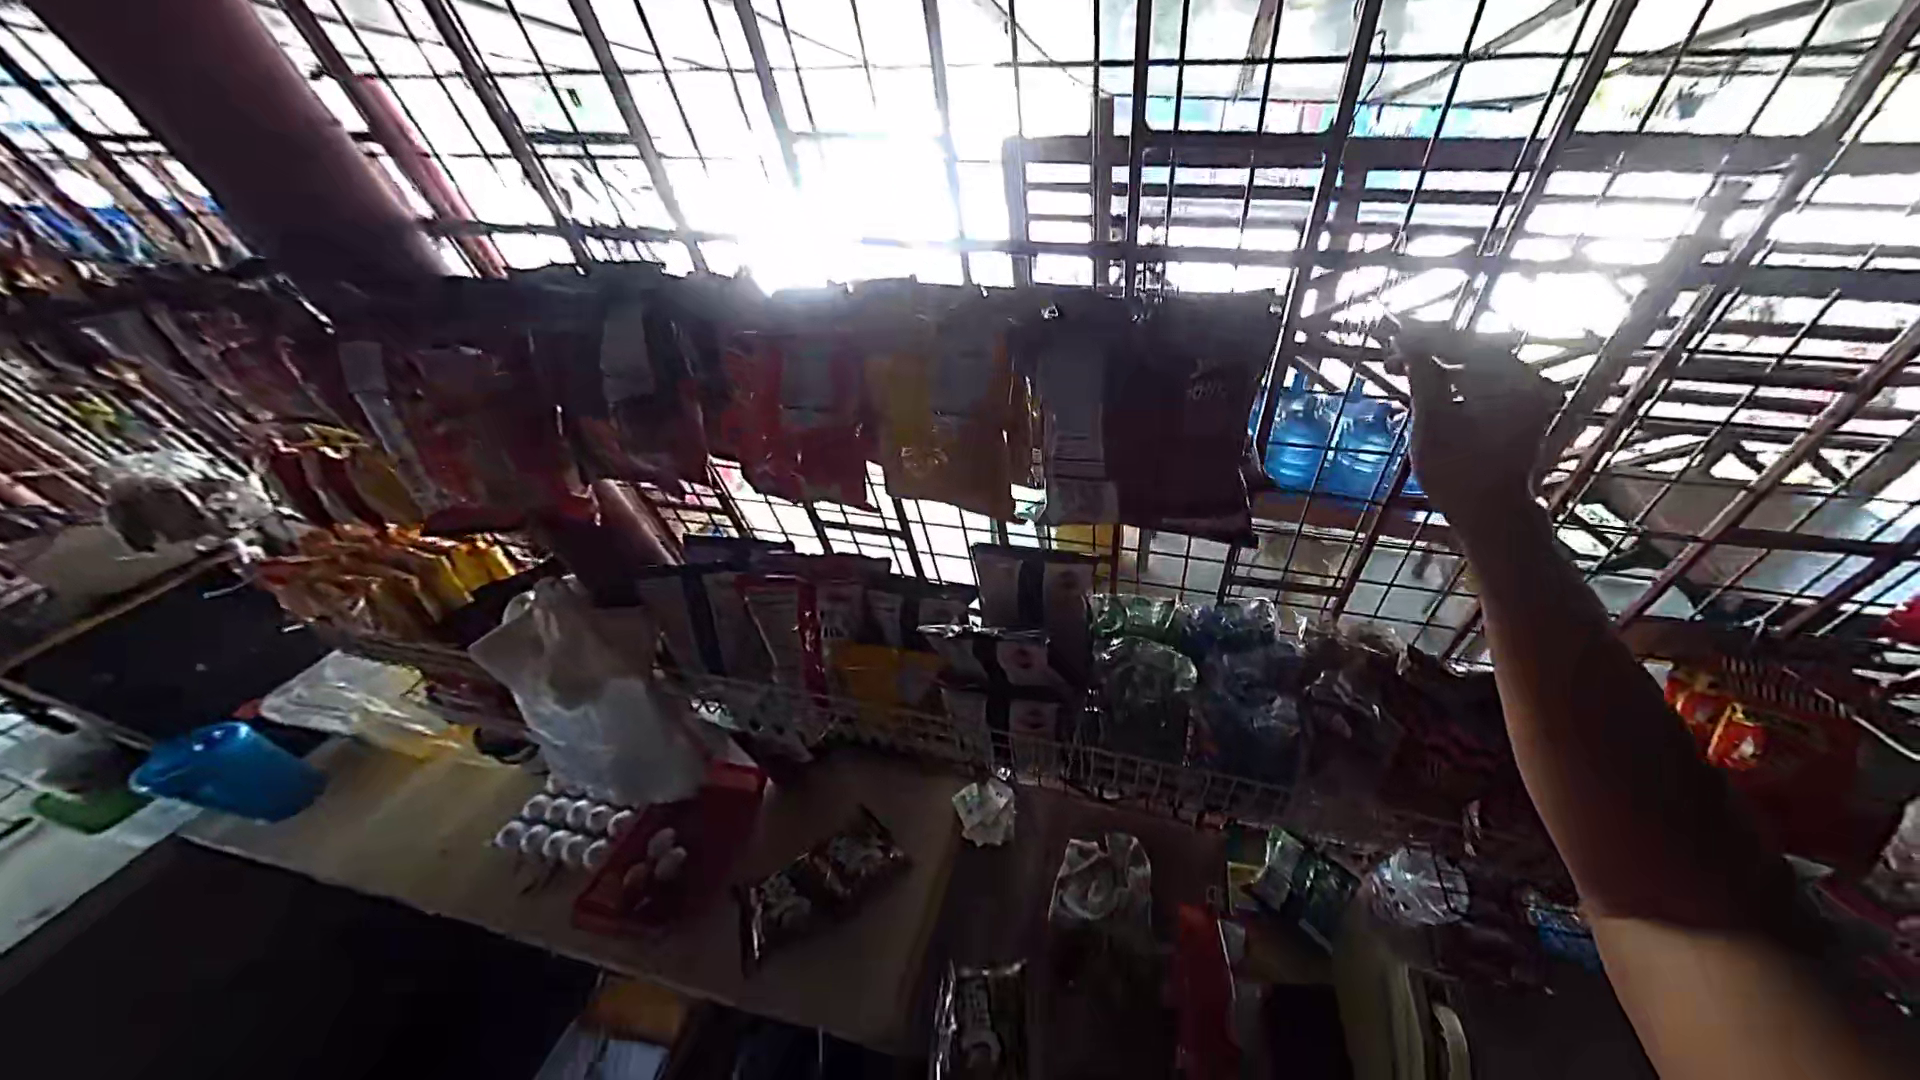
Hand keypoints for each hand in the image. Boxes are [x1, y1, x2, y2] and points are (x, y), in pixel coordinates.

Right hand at [1396, 324, 1560, 533]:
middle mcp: (1526, 379)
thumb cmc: (1457, 471)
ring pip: (1477, 366)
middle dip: (1431, 351)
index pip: (1462, 343)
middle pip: (1472, 350)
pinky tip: (1431, 390)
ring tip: (1406, 372)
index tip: (1392, 334)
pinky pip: (1485, 383)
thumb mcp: (1431, 421)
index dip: (1424, 338)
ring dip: (1441, 366)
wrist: (1492, 512)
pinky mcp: (1522, 410)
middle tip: (1392, 357)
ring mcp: (1527, 395)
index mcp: (1508, 379)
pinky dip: (1456, 382)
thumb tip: (1407, 340)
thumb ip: (1422, 376)